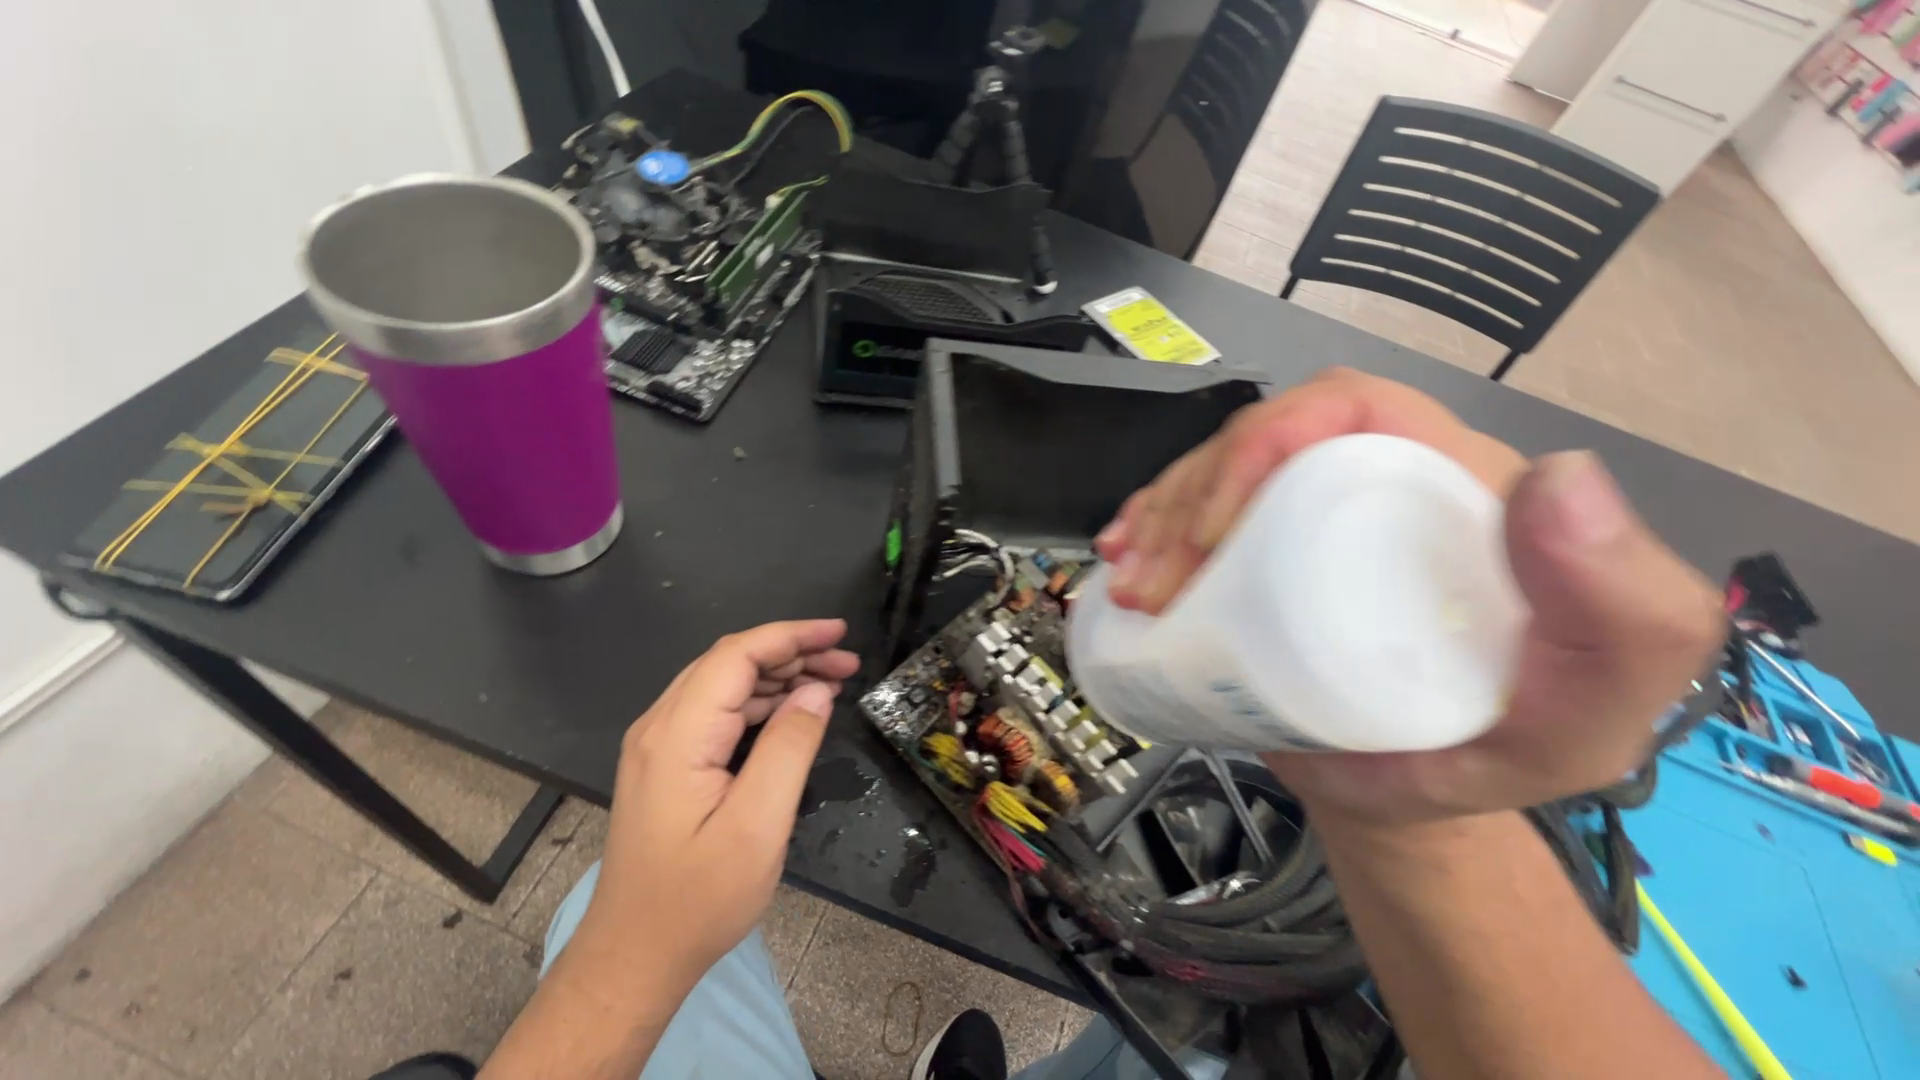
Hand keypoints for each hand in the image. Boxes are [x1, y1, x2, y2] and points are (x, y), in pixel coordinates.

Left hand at [581, 619, 860, 986]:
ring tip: (831, 682)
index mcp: (678, 734)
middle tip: (847, 664)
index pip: (736, 656)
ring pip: (723, 686)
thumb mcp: (758, 825)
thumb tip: (816, 691)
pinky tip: (792, 712)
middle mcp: (660, 727)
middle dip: (791, 652)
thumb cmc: (698, 899)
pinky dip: (759, 703)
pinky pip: (717, 713)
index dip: (791, 635)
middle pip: (729, 663)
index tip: (840, 634)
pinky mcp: (667, 766)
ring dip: (777, 677)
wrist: (635, 955)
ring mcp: (659, 746)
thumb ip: (789, 748)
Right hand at [1095, 368, 1723, 824]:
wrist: (1406, 800)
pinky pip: (1190, 516)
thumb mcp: (1595, 710)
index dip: (1266, 441)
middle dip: (1186, 493)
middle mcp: (1368, 481)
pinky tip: (1118, 566)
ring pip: (1212, 475)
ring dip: (1155, 517)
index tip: (1214, 528)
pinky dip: (1143, 530)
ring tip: (1127, 587)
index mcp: (1447, 481)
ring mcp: (1303, 518)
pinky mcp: (1255, 557)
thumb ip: (1624, 613)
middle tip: (1149, 578)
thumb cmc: (1502, 753)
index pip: (1350, 408)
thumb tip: (1555, 476)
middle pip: (1260, 440)